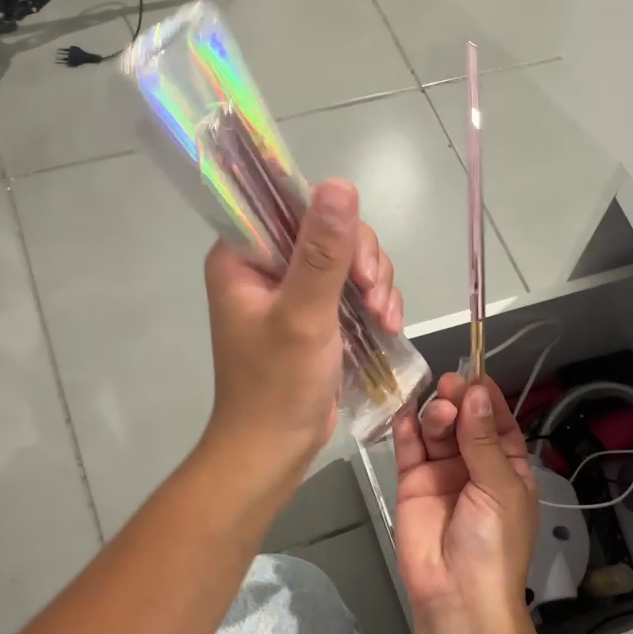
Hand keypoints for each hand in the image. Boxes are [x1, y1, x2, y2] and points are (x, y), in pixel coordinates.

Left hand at [202, 179, 400, 484]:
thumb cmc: (277, 385)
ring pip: (348, 261)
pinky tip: (389, 325)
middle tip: (375, 298)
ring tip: (384, 319)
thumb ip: (323, 252)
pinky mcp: (316, 317)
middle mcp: (266, 268)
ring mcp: (293, 293)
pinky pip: (354, 290)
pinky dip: (375, 303)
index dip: (332, 223)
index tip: (357, 264)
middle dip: (363, 262)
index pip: (290, 207)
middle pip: (328, 232)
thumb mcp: (303, 315)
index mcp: (242, 257)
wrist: (275, 449)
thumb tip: (340, 184)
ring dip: (376, 284)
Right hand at [392, 372, 538, 627]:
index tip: (475, 374)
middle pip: (466, 421)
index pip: (499, 422)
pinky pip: (410, 448)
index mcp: (508, 468)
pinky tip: (407, 410)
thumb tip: (477, 394)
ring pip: (438, 430)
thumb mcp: (500, 487)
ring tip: (440, 413)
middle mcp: (475, 466)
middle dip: (460, 402)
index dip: (488, 399)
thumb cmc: (494, 542)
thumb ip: (484, 439)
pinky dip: (407, 427)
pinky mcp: (411, 483)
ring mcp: (442, 473)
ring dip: (437, 414)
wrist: (458, 594)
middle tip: (451, 387)